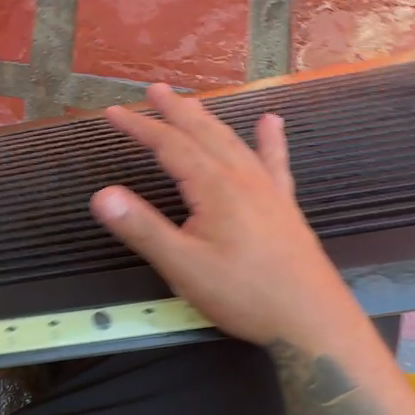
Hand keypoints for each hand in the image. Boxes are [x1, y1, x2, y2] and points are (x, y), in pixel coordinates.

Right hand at [88, 83, 367, 346]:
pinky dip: (269, 140)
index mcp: (215, 188)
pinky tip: (271, 123)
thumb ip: (141, 228)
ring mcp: (267, 191)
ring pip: (233, 142)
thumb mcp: (183, 266)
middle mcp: (242, 179)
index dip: (139, 127)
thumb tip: (101, 195)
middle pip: (203, 134)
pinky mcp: (283, 207)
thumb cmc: (243, 295)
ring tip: (192, 101)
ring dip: (209, 119)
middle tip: (153, 90)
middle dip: (174, 111)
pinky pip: (273, 163)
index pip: (169, 146)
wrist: (313, 324)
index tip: (111, 113)